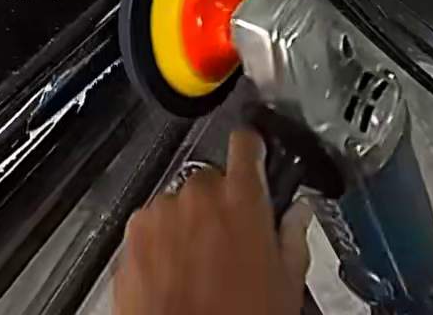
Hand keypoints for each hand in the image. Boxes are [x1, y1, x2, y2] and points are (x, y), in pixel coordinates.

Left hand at [115, 128, 311, 314]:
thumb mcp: (287, 287)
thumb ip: (291, 238)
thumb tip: (296, 214)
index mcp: (242, 200)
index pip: (246, 145)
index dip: (252, 148)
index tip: (254, 151)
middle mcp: (199, 192)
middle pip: (212, 180)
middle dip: (221, 203)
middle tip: (232, 242)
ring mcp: (164, 206)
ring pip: (181, 201)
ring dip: (191, 221)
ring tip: (203, 266)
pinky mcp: (136, 223)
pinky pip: (154, 220)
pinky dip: (163, 237)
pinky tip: (176, 271)